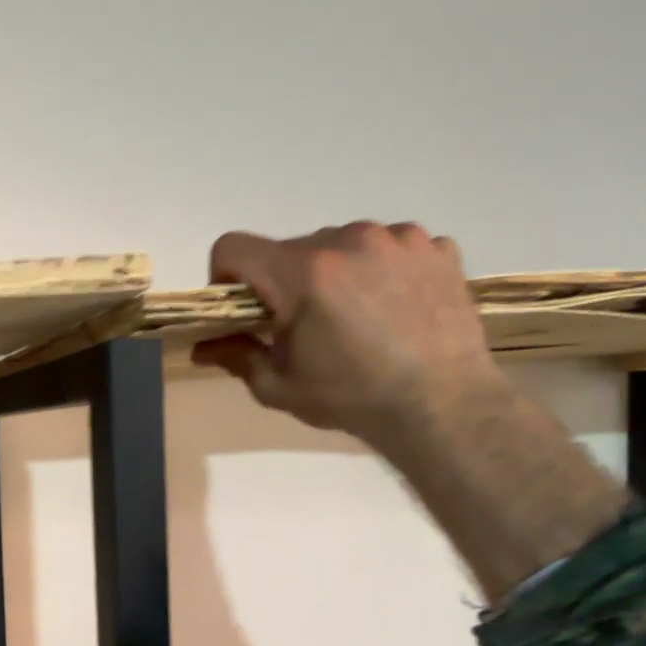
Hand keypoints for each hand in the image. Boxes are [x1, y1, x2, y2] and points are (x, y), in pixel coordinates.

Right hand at [191, 221, 505, 451]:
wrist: (443, 406)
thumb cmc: (350, 397)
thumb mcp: (277, 385)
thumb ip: (235, 355)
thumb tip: (202, 347)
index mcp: (301, 273)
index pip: (233, 247)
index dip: (225, 276)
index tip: (241, 307)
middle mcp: (347, 240)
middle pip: (290, 248)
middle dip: (285, 281)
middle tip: (302, 324)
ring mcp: (397, 239)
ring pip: (341, 244)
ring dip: (334, 272)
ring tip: (353, 315)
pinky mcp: (435, 247)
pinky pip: (391, 246)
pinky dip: (382, 269)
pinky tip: (392, 307)